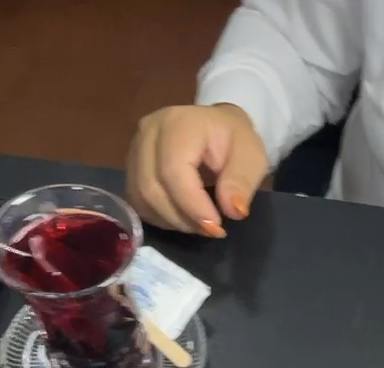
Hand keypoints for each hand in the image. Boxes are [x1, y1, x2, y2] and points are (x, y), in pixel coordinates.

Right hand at [125, 103, 267, 237]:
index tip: (216, 227)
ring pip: (141, 199)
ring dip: (172, 221)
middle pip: (152, 189)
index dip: (192, 206)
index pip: (173, 171)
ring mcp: (135, 150)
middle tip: (211, 229)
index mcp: (178, 123)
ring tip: (199, 223)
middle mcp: (148, 133)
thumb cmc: (234, 142)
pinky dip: (160, 218)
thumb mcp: (252, 156)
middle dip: (183, 218)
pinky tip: (182, 217)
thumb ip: (242, 181)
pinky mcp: (132, 169)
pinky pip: (138, 203)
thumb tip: (232, 210)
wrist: (216, 130)